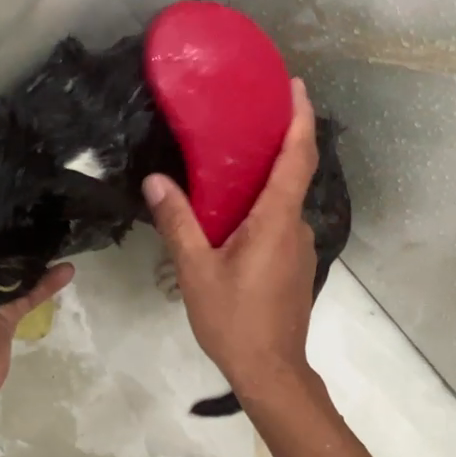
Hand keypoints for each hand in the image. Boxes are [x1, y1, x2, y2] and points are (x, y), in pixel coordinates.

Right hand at [143, 78, 320, 401]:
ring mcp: (299, 250)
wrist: (269, 371)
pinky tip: (231, 224)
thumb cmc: (235, 320)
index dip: (299, 117)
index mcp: (276, 220)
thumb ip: (178, 224)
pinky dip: (260, 214)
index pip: (298, 156)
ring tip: (225, 173)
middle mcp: (295, 228)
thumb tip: (156, 181)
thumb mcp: (196, 272)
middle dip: (272, 146)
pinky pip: (278, 228)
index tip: (293, 85)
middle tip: (240, 124)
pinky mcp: (294, 269)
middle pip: (291, 176)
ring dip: (261, 187)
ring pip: (281, 206)